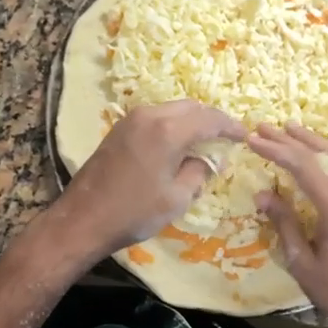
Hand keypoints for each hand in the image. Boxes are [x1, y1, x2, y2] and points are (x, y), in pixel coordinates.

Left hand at [52, 101, 245, 258]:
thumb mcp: (177, 198)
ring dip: (190, 121)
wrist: (83, 219)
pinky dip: (172, 125)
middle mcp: (150, 116)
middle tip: (225, 138)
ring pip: (171, 110)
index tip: (244, 135)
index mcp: (168, 130)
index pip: (209, 119)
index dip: (230, 126)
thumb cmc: (133, 212)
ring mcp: (131, 120)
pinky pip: (155, 118)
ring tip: (204, 141)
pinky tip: (177, 144)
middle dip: (211, 120)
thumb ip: (199, 171)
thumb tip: (209, 159)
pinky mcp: (119, 129)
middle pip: (190, 107)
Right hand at [250, 123, 327, 327]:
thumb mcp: (301, 261)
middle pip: (320, 155)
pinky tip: (317, 154)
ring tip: (290, 128)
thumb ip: (284, 223)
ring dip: (312, 142)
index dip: (275, 150)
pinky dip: (327, 155)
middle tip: (263, 126)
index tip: (251, 139)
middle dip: (290, 139)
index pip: (302, 165)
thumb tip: (262, 194)